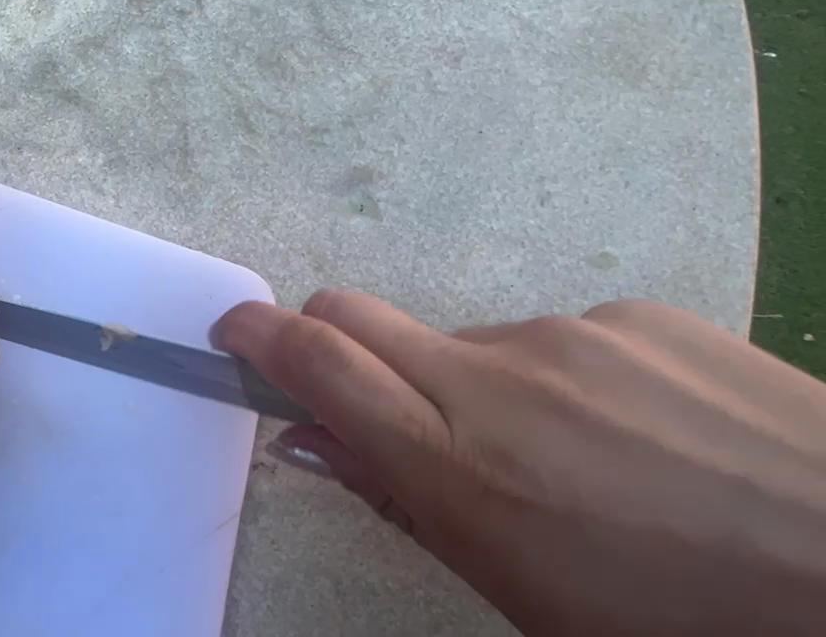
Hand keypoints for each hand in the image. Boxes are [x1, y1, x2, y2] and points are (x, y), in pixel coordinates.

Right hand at [213, 291, 825, 636]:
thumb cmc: (683, 623)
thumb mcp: (524, 596)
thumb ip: (398, 498)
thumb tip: (308, 436)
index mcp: (459, 465)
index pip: (313, 360)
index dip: (256, 334)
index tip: (235, 335)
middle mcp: (494, 378)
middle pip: (351, 312)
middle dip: (333, 341)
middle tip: (386, 405)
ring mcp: (568, 335)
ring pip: (466, 340)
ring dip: (480, 386)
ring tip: (582, 459)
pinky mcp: (639, 313)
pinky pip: (559, 337)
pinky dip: (566, 380)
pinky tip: (650, 437)